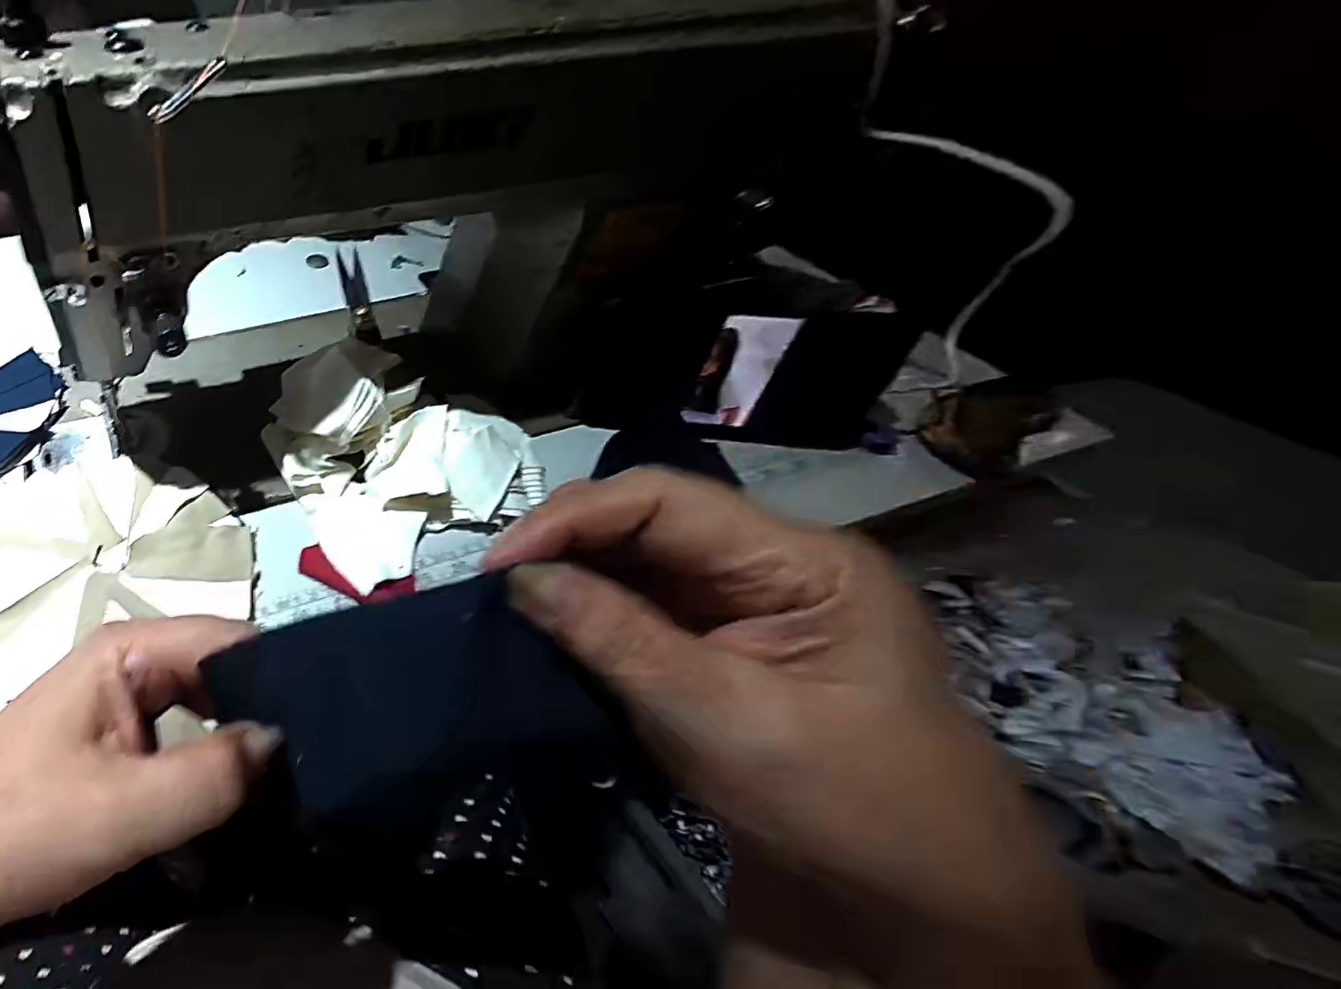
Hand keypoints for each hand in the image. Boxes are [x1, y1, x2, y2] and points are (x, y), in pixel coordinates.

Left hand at [0, 617, 279, 988]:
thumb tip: (286, 741)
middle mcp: (132, 658)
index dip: (282, 672)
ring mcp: (123, 696)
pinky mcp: (118, 735)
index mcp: (130, 646)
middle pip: (224, 668)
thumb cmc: (13, 832)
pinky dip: (217, 756)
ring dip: (244, 736)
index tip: (328, 717)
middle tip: (315, 754)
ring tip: (291, 772)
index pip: (232, 639)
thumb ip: (214, 774)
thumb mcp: (122, 809)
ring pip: (209, 702)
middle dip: (267, 706)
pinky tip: (240, 786)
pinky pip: (188, 732)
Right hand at [483, 468, 1093, 985]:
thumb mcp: (724, 721)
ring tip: (514, 594)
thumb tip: (521, 580)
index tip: (504, 559)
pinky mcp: (715, 633)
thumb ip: (618, 640)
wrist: (912, 910)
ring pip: (635, 556)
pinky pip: (639, 599)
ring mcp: (741, 596)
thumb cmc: (847, 810)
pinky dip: (590, 606)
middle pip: (646, 517)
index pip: (665, 501)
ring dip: (572, 570)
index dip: (575, 517)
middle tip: (500, 577)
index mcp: (799, 559)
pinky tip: (553, 617)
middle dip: (567, 539)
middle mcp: (767, 559)